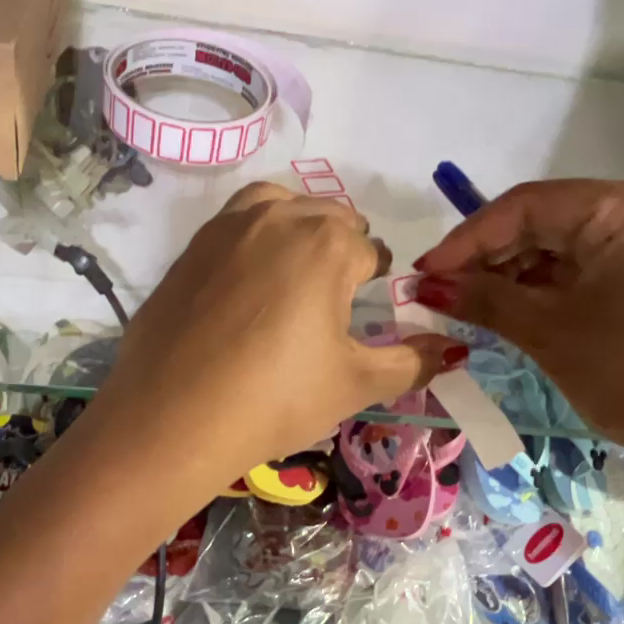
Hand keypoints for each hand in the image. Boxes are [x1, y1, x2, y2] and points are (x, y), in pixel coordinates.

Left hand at [85, 183, 466, 494]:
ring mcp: (225, 229)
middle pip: (326, 217)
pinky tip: (245, 286)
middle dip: (341, 247)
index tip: (367, 306)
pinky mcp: (188, 250)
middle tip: (335, 295)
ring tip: (294, 273)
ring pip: (277, 206)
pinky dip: (251, 239)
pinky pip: (233, 226)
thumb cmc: (274, 399)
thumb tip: (452, 348)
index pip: (370, 249)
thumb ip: (410, 362)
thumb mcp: (353, 384)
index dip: (376, 277)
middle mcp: (277, 218)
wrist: (171, 417)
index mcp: (327, 244)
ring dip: (296, 227)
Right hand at [412, 179, 623, 464]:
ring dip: (505, 274)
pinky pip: (573, 267)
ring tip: (462, 304)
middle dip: (484, 257)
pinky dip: (535, 287)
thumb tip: (422, 285)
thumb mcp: (548, 331)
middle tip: (436, 292)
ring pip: (552, 246)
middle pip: (538, 221)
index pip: (525, 206)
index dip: (466, 239)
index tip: (422, 273)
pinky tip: (501, 309)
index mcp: (623, 207)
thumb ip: (482, 298)